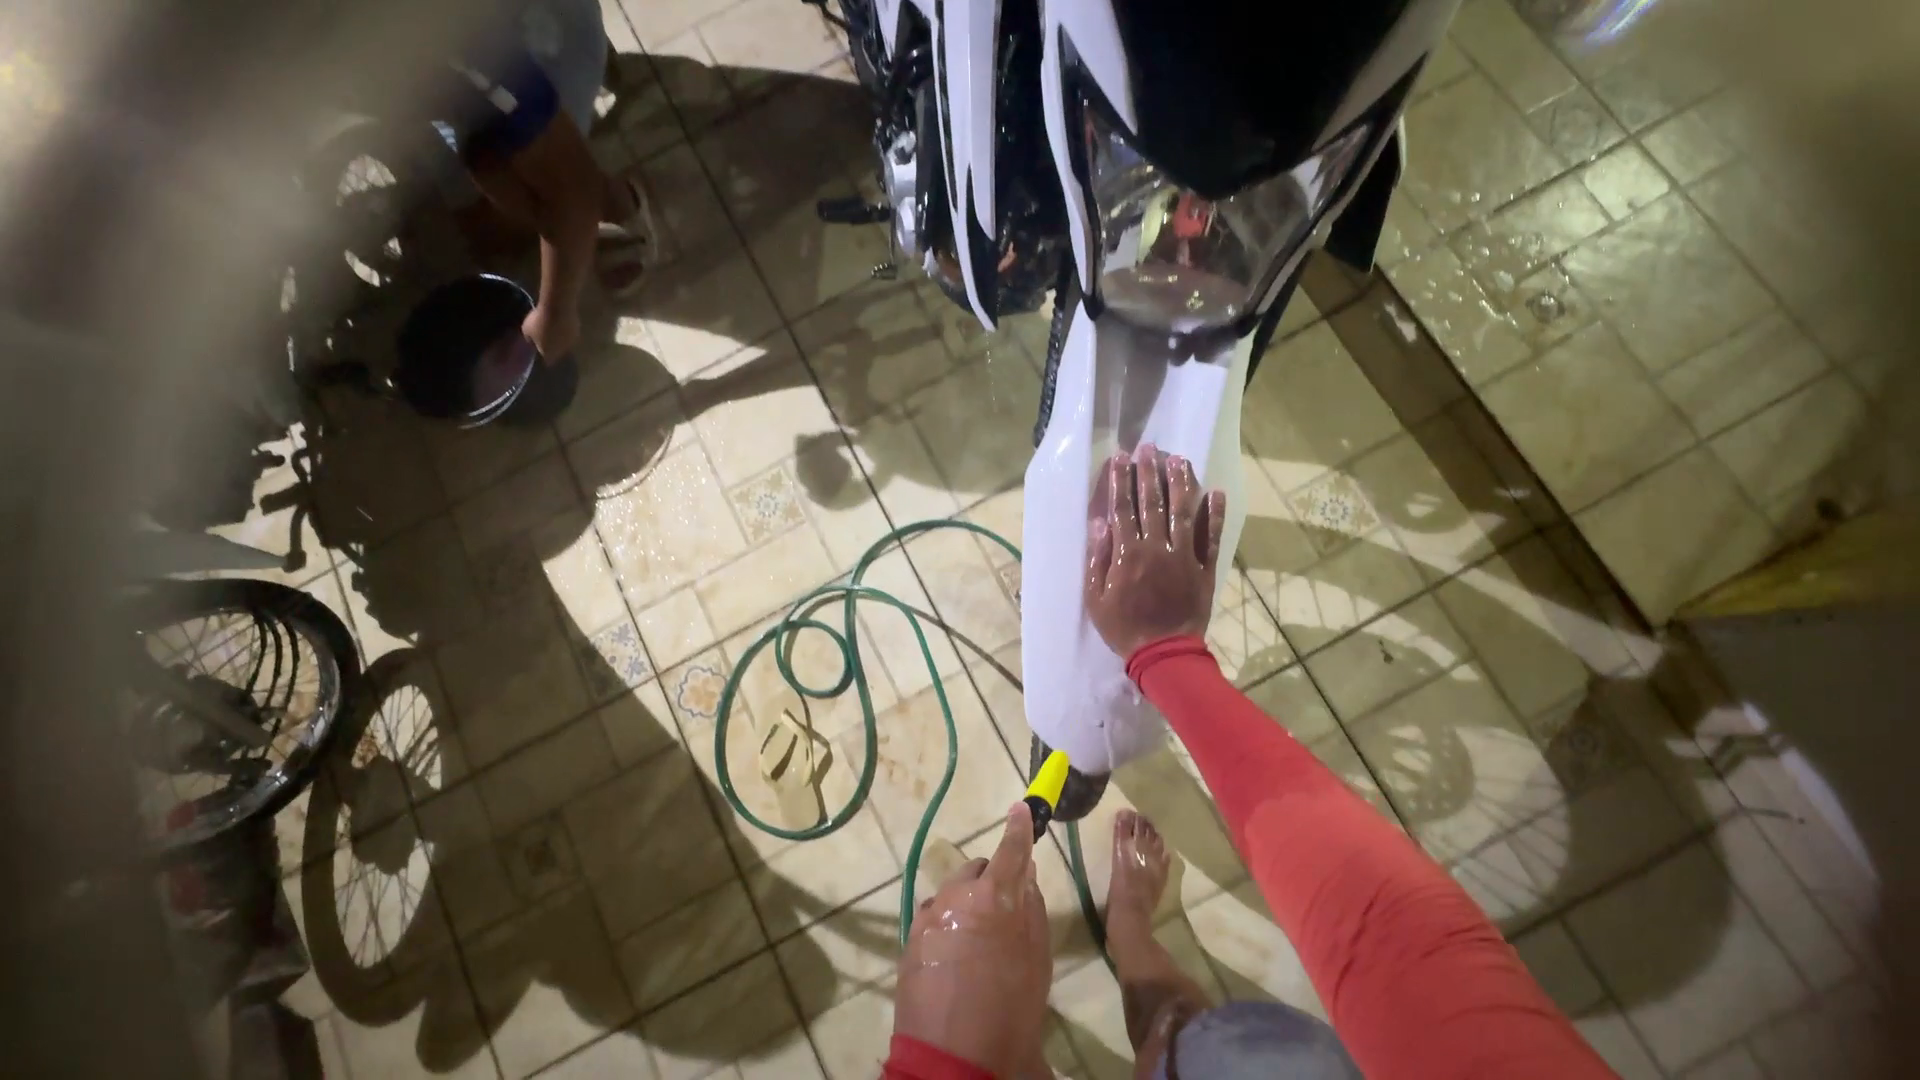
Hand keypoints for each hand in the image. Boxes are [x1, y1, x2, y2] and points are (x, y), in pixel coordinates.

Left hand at [521, 301, 579, 364]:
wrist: (557, 309)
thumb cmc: (539, 321)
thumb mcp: (526, 330)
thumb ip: (529, 339)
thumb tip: (532, 341)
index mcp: (549, 354)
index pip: (546, 360)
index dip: (543, 355)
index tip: (539, 348)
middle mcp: (563, 352)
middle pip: (557, 352)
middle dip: (551, 347)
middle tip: (545, 337)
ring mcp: (572, 342)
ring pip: (564, 343)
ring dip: (559, 338)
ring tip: (552, 328)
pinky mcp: (578, 331)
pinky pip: (569, 333)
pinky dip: (564, 330)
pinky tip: (559, 321)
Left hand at [894, 803, 1050, 1075]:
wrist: (954, 1060)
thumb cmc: (1010, 1010)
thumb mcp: (1037, 960)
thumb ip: (1031, 908)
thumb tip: (1025, 873)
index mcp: (994, 897)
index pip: (1011, 849)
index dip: (1019, 828)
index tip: (1022, 808)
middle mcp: (956, 895)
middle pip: (977, 869)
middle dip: (992, 879)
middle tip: (1006, 908)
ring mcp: (928, 916)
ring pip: (953, 893)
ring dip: (967, 903)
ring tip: (979, 940)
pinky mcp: (910, 938)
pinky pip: (934, 916)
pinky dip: (948, 923)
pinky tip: (956, 955)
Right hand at [1085, 442, 1225, 659]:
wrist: (1164, 654)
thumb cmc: (1123, 628)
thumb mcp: (1096, 598)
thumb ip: (1098, 558)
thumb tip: (1100, 523)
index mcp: (1128, 554)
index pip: (1123, 508)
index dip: (1121, 481)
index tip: (1121, 458)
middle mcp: (1157, 548)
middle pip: (1153, 503)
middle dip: (1149, 473)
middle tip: (1149, 447)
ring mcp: (1185, 557)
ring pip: (1184, 513)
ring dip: (1181, 484)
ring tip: (1179, 459)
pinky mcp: (1205, 569)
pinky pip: (1212, 538)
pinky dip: (1215, 515)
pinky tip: (1216, 492)